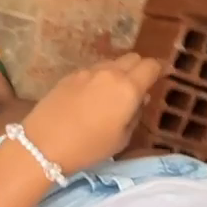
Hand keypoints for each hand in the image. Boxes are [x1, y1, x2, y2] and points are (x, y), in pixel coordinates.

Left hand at [21, 53, 163, 174]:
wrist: (43, 144)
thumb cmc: (88, 148)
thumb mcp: (121, 139)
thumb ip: (135, 114)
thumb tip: (139, 99)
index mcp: (128, 88)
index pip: (151, 66)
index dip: (160, 69)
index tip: (163, 75)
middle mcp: (110, 73)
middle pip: (133, 58)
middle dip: (140, 68)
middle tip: (140, 85)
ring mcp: (87, 71)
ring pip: (111, 62)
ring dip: (119, 71)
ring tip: (114, 92)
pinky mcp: (69, 75)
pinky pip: (93, 70)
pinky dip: (100, 77)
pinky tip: (92, 96)